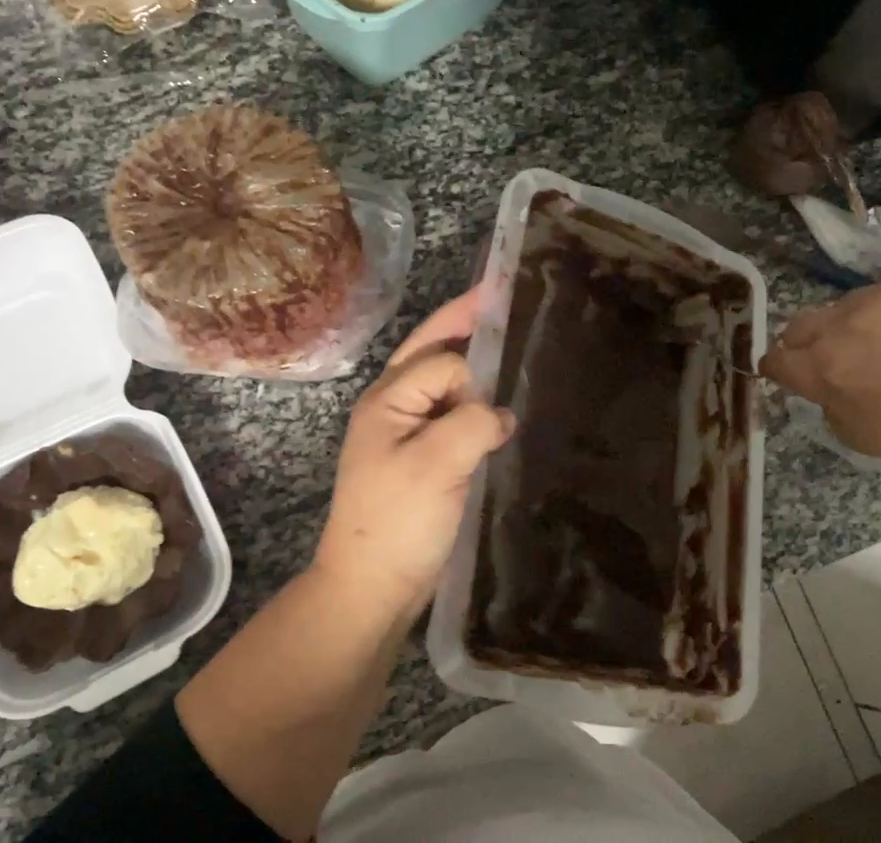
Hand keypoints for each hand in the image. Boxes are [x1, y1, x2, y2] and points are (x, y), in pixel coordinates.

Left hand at [315, 290, 515, 618]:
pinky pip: (448, 418)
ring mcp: (402, 435)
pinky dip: (473, 408)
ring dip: (471, 367)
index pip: (443, 361)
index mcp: (387, 399)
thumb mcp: (438, 464)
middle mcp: (391, 407)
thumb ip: (474, 422)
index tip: (497, 396)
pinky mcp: (418, 462)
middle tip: (501, 294)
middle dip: (465, 324)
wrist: (370, 587)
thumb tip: (500, 415)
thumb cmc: (398, 521)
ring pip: (441, 384)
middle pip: (432, 351)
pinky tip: (498, 417)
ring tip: (510, 352)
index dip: (472, 377)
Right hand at [762, 275, 880, 478]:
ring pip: (850, 305)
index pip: (775, 358)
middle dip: (810, 343)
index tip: (793, 375)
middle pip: (803, 324)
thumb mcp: (860, 436)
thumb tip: (827, 384)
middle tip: (840, 361)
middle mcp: (843, 322)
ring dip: (857, 324)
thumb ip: (828, 402)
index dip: (780, 369)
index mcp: (823, 365)